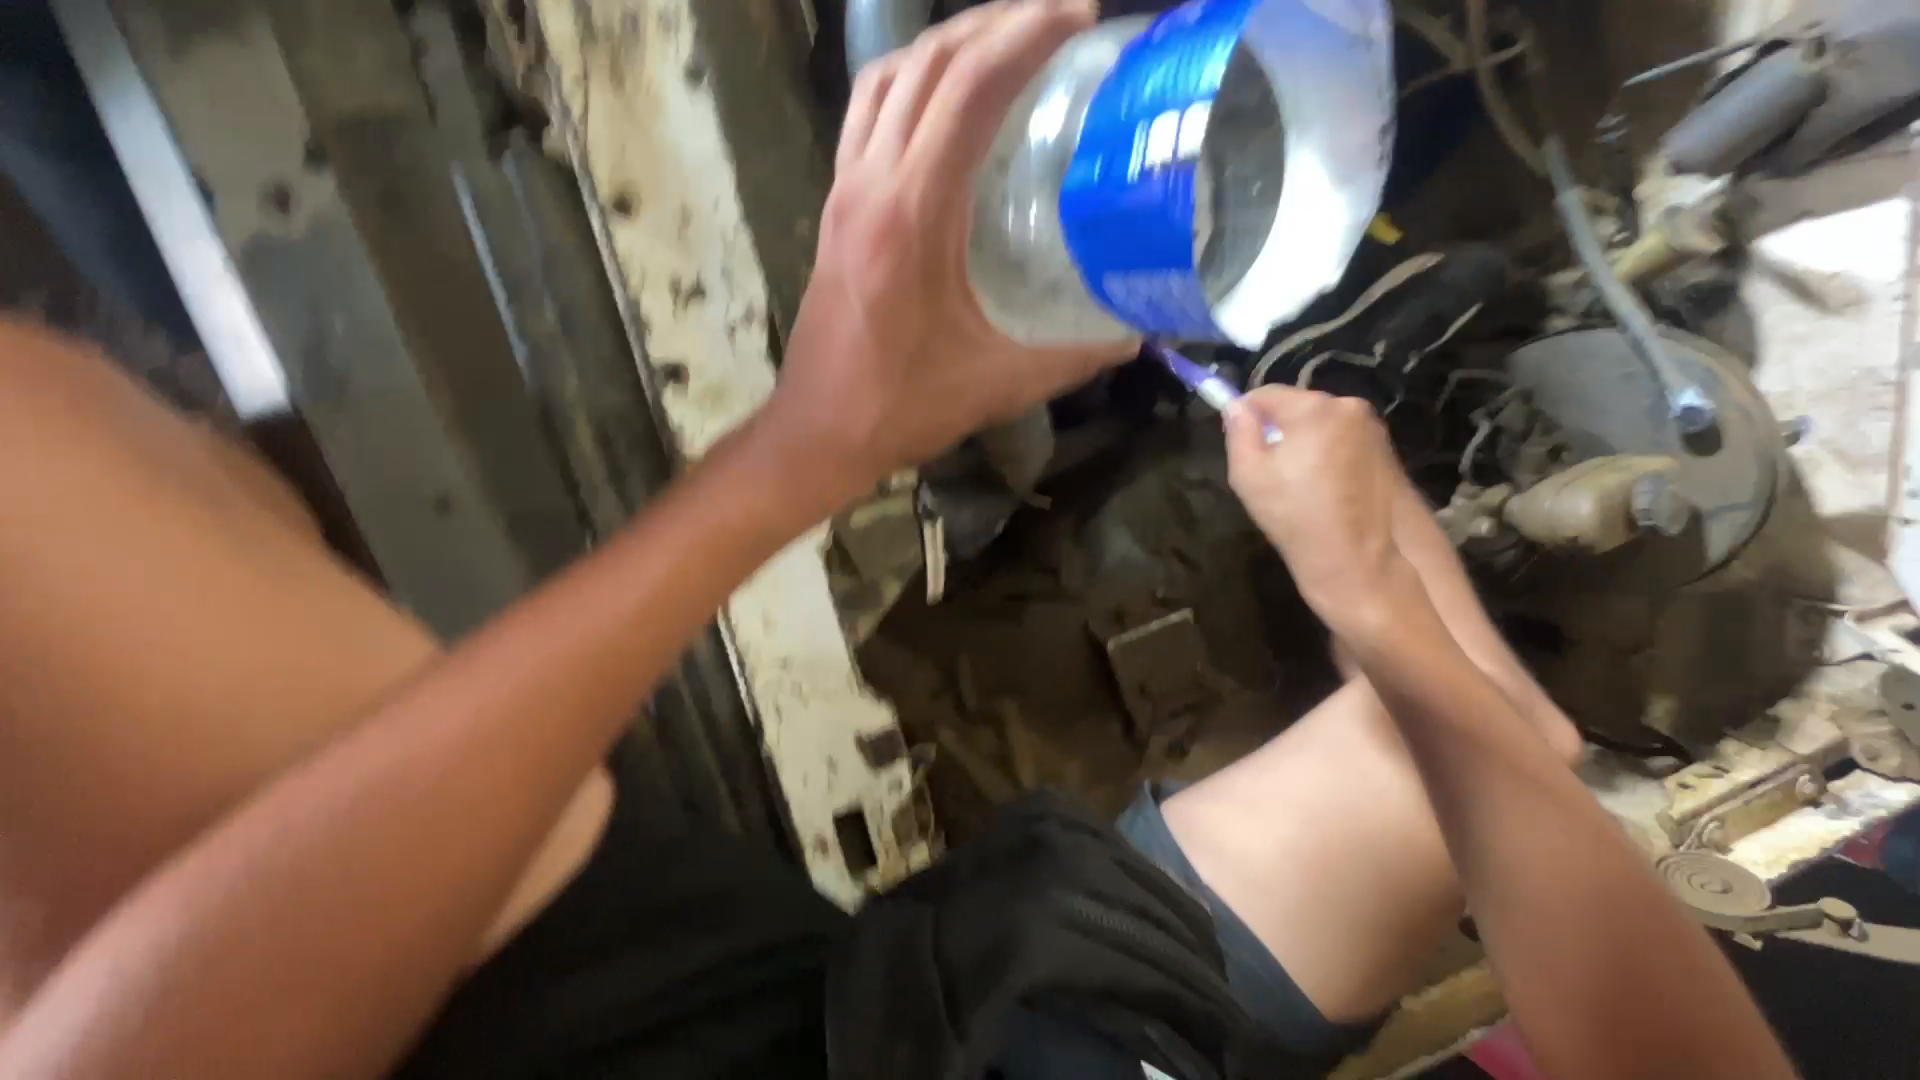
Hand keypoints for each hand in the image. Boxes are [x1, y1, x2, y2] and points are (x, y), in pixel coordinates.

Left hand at [761, 0, 1135, 495]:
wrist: (819, 429)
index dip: (1027, 35)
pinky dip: (910, 82)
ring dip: (946, 44)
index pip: (968, 88)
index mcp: (913, 214)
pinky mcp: (835, 206)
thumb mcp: (1001, 382)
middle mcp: (871, 183)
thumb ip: (1076, 353)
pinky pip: (868, 113)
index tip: (1081, 16)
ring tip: (1004, 41)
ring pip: (889, 78)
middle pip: (928, 63)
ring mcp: (845, 189)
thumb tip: (1138, 330)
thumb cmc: (904, 407)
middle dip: (995, 22)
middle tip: (1057, 17)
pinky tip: (946, 99)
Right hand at [1225, 386, 1411, 622]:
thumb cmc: (1294, 514)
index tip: (1239, 442)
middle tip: (1267, 468)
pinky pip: (1343, 440)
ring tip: (1296, 481)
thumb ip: (1239, 431)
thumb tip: (1236, 406)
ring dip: (1304, 441)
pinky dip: (1328, 454)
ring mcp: (1373, 428)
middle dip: (1278, 428)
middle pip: (1297, 406)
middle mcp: (1348, 406)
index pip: (1266, 393)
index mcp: (1313, 407)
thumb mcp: (1248, 474)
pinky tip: (1322, 487)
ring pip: (1321, 423)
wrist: (1356, 557)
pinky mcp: (1386, 450)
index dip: (1244, 414)